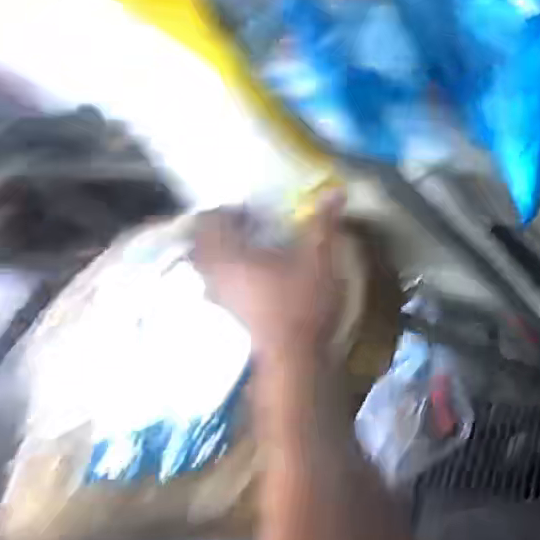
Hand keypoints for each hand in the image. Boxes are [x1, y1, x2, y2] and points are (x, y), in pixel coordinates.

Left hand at [190, 194, 344, 375]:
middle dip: (225, 228)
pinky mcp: (226, 307)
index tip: (256, 207)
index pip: (210, 220)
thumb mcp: (320, 255)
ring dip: (227, 248)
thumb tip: (335, 190)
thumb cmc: (304, 298)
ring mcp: (215, 292)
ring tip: (259, 243)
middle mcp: (211, 271)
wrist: (294, 349)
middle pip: (204, 241)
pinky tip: (261, 270)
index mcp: (226, 254)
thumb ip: (323, 222)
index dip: (230, 209)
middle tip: (255, 222)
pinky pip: (219, 277)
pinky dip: (232, 266)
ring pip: (209, 261)